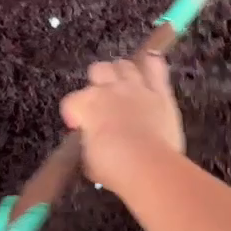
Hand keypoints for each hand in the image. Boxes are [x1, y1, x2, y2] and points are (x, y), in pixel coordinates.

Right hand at [60, 53, 184, 194]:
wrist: (148, 164)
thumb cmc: (114, 167)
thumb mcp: (89, 161)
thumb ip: (89, 144)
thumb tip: (93, 143)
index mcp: (87, 104)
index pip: (72, 102)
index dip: (74, 114)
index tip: (78, 126)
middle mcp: (109, 89)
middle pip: (98, 70)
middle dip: (97, 82)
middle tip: (102, 99)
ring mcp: (135, 87)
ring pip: (124, 65)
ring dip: (121, 73)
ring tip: (123, 84)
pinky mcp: (159, 92)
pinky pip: (155, 68)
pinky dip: (152, 64)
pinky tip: (150, 63)